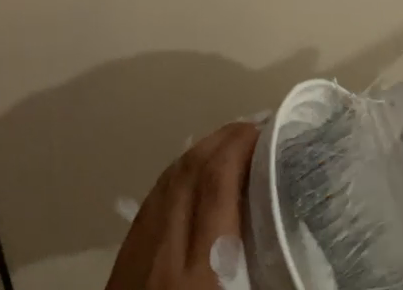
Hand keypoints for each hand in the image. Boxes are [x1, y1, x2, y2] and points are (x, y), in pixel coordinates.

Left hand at [105, 122, 261, 289]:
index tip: (265, 131)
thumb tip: (278, 218)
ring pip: (167, 181)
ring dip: (200, 153)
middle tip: (252, 129)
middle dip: (222, 140)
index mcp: (201, 272)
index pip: (215, 186)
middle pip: (188, 173)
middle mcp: (164, 252)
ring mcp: (138, 250)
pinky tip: (193, 175)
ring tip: (229, 144)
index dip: (239, 147)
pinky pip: (152, 199)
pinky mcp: (125, 255)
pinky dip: (177, 174)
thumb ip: (261, 265)